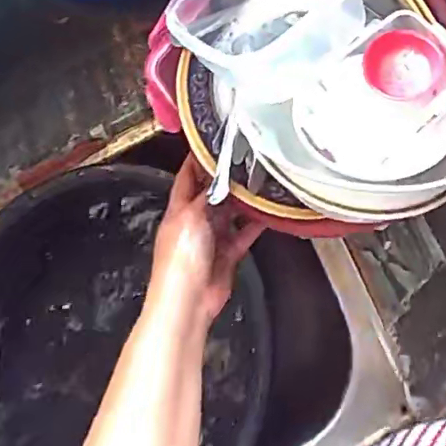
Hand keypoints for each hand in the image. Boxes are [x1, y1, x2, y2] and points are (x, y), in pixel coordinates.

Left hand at [146, 159, 263, 332]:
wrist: (188, 301)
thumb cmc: (180, 261)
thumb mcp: (191, 216)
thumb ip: (206, 194)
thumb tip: (217, 177)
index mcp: (179, 210)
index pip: (187, 177)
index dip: (196, 160)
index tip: (210, 143)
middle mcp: (194, 222)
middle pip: (212, 194)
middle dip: (226, 180)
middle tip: (244, 163)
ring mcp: (211, 239)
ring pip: (230, 213)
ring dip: (243, 202)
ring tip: (258, 185)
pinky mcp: (227, 254)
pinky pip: (244, 234)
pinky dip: (255, 225)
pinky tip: (266, 214)